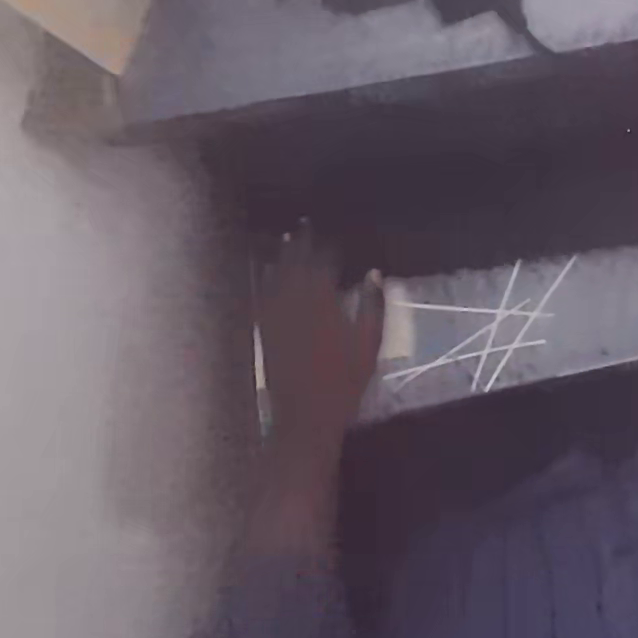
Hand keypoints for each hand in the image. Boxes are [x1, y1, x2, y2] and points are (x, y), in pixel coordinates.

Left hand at [257, 227, 383, 465]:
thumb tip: (374, 274)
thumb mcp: (369, 344)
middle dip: (301, 243)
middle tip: (303, 224)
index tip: (331, 234)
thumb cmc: (345, 380)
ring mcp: (277, 316)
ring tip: (287, 238)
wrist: (306, 413)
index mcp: (324, 302)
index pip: (324, 264)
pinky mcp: (265, 330)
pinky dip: (266, 280)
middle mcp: (296, 302)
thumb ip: (373, 305)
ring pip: (277, 277)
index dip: (327, 247)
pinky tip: (267, 272)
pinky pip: (263, 296)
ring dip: (283, 256)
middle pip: (297, 264)